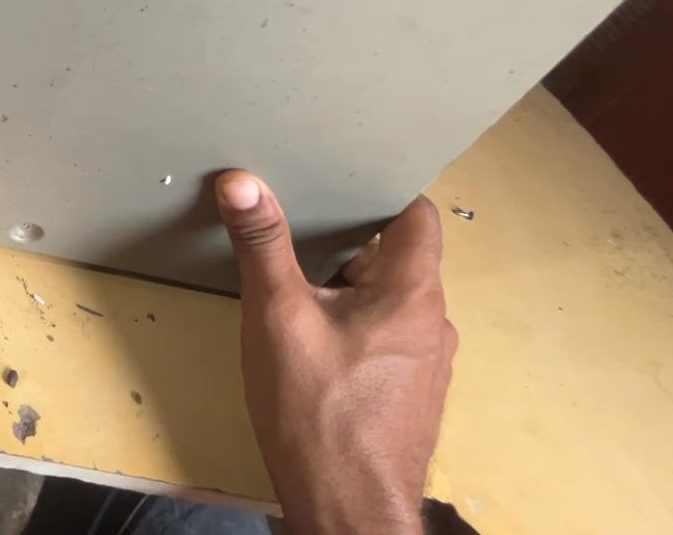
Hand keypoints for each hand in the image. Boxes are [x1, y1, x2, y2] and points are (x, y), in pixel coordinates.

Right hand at [215, 172, 456, 534]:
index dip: (381, 188)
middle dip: (344, 230)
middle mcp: (431, 324)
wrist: (344, 506)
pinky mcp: (402, 388)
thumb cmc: (315, 404)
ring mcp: (421, 361)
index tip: (336, 171)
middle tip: (292, 209)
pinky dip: (345, 308)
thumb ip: (261, 244)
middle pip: (396, 255)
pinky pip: (378, 327)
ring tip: (289, 261)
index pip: (417, 218)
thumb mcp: (277, 313)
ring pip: (384, 294)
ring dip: (342, 273)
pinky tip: (303, 320)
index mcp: (413, 295)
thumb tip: (241, 181)